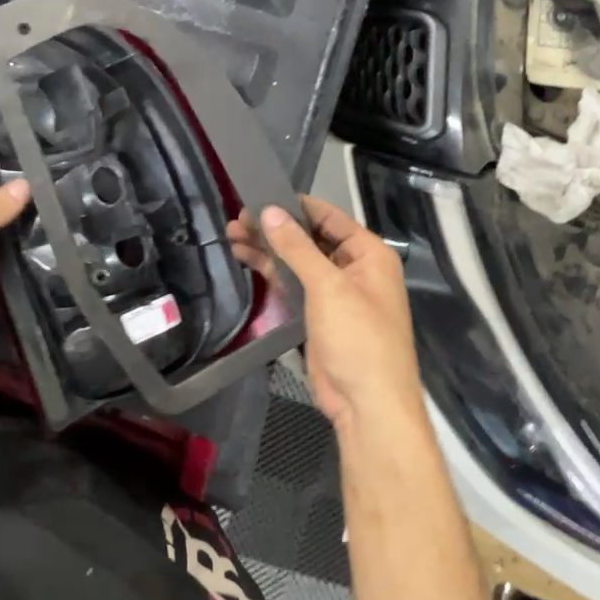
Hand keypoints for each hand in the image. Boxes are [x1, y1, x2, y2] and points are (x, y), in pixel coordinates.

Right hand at [226, 196, 421, 431]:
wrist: (368, 404)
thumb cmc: (358, 337)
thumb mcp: (328, 286)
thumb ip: (297, 247)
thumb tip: (270, 211)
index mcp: (369, 254)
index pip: (329, 217)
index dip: (295, 205)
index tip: (259, 195)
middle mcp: (354, 268)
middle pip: (310, 238)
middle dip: (275, 228)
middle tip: (236, 218)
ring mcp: (335, 292)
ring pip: (297, 260)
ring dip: (267, 248)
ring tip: (230, 235)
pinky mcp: (318, 314)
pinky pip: (293, 283)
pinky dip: (270, 271)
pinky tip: (244, 259)